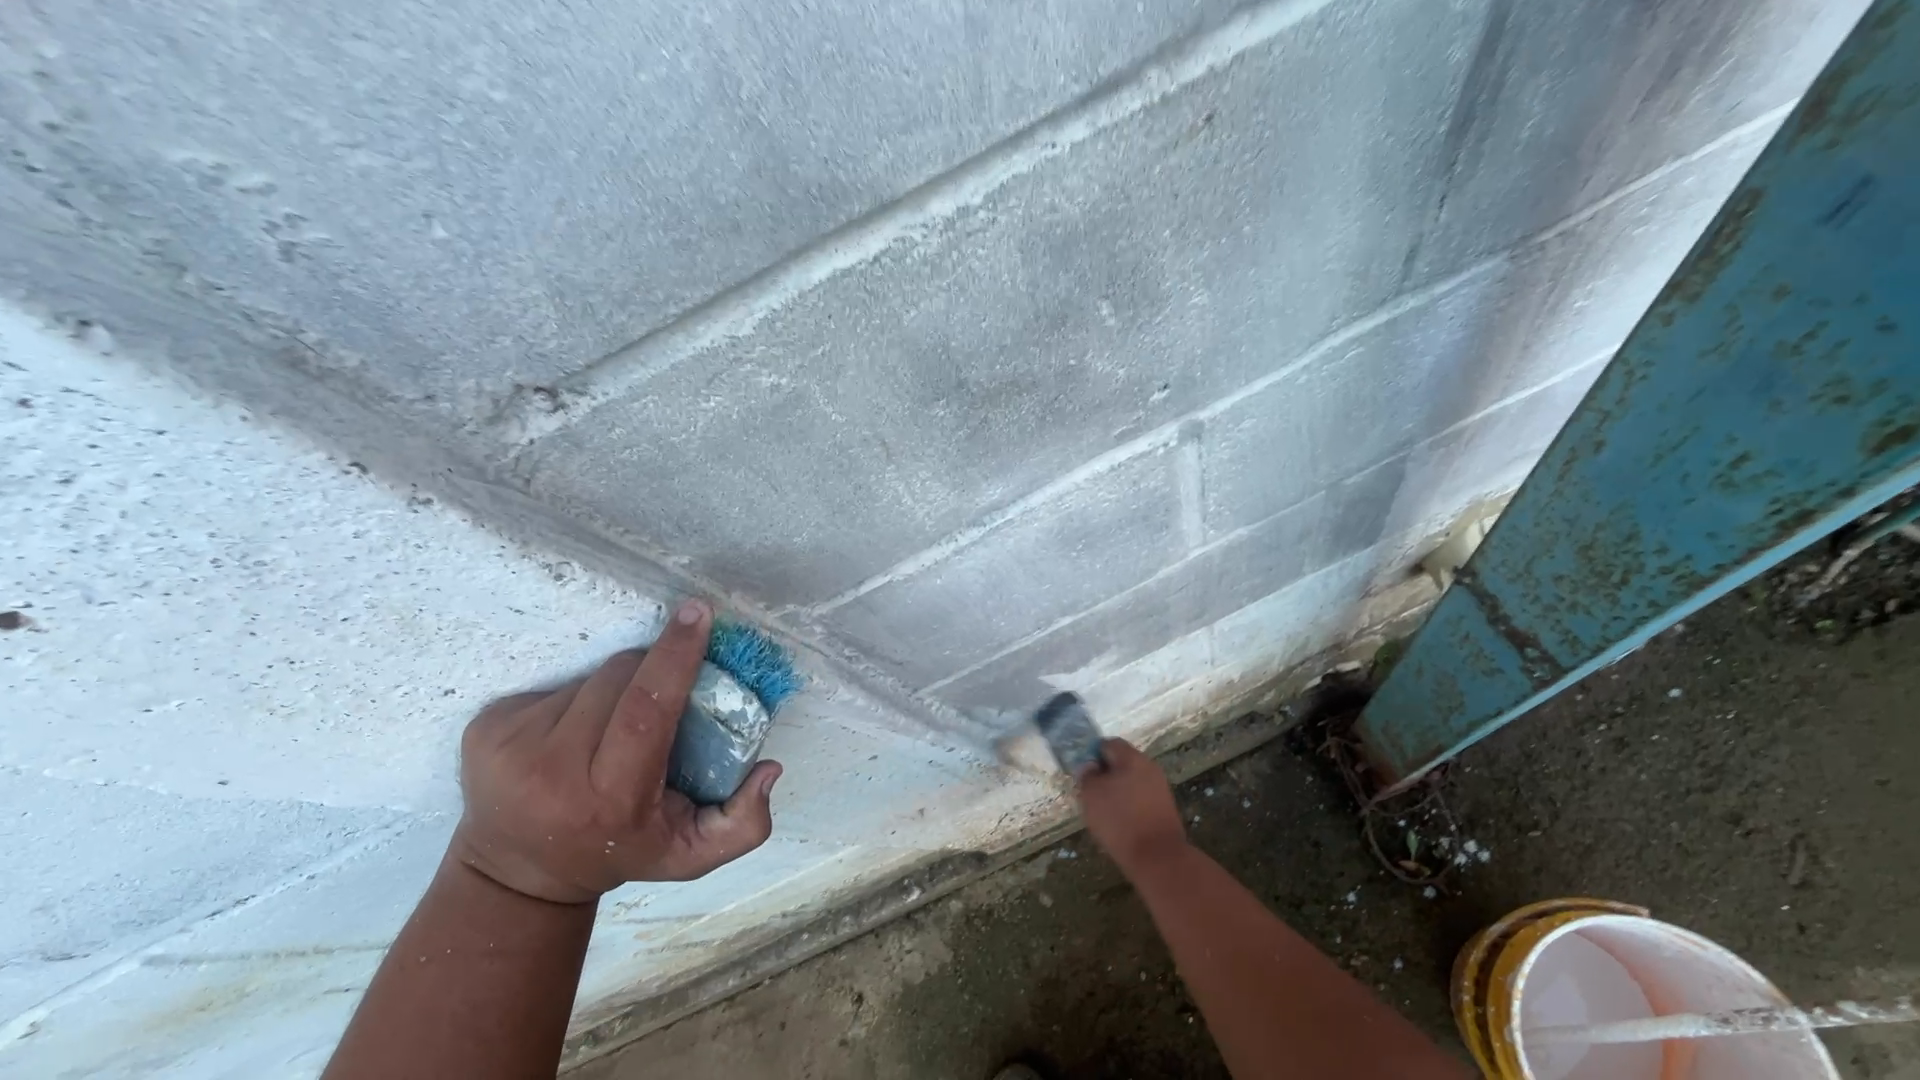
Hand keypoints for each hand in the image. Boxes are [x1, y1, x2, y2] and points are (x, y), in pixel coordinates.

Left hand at [449, 598, 781, 903]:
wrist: (518, 872)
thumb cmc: (618, 852)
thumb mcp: (690, 856)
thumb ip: (743, 823)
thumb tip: (769, 767)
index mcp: (610, 798)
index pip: (647, 709)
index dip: (675, 655)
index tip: (698, 614)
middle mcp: (553, 770)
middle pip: (621, 678)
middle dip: (651, 669)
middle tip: (659, 698)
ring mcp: (510, 746)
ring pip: (589, 677)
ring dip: (615, 687)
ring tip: (610, 728)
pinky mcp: (484, 728)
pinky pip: (555, 684)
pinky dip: (578, 698)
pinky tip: (573, 733)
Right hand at [1075, 738, 1188, 875]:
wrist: (1157, 856)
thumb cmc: (1119, 820)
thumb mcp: (1091, 795)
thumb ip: (1087, 775)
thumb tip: (1089, 766)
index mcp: (1132, 758)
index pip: (1109, 744)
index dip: (1092, 754)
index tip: (1083, 774)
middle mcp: (1149, 767)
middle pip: (1122, 762)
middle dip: (1105, 774)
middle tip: (1090, 793)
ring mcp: (1160, 788)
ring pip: (1131, 781)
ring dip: (1117, 791)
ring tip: (1103, 811)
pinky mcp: (1164, 808)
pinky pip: (1141, 798)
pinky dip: (1129, 806)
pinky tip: (1120, 823)